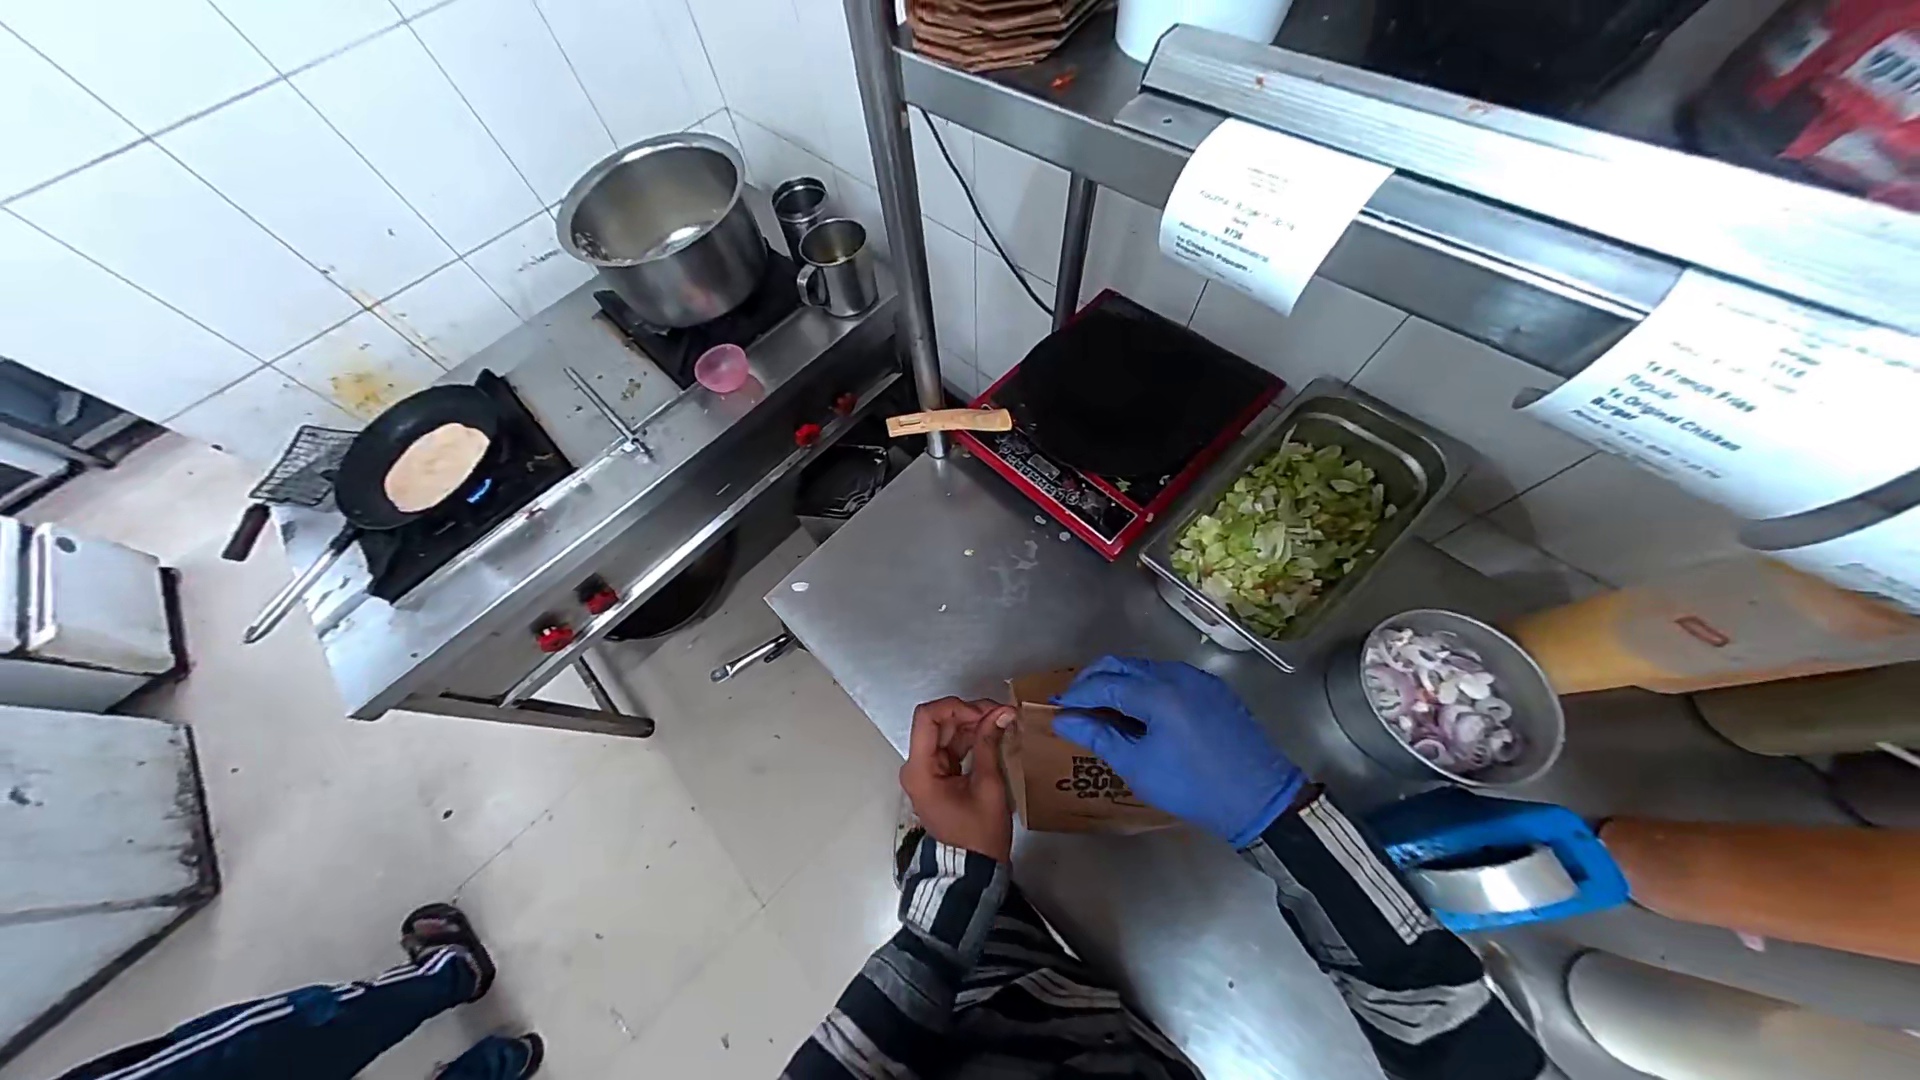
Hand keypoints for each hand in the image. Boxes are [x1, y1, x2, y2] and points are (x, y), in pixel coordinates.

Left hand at [900, 697, 1016, 862]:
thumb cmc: (979, 834)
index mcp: (920, 770)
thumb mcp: (988, 786)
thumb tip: (1002, 712)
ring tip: (1001, 720)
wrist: (974, 870)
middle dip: (969, 712)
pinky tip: (993, 733)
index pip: (927, 717)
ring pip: (946, 731)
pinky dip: (971, 736)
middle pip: (937, 722)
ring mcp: (927, 770)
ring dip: (972, 722)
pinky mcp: (939, 774)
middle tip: (1000, 713)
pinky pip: (951, 746)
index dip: (955, 707)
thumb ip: (989, 744)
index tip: (984, 712)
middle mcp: (917, 766)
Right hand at [1051, 656, 1304, 847]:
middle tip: (1074, 704)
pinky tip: (1139, 710)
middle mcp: (1175, 674)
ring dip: (1118, 682)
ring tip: (1103, 709)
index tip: (1057, 708)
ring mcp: (1196, 678)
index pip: (1103, 683)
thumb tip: (1062, 720)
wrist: (1261, 799)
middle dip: (1092, 680)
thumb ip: (1097, 736)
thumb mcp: (1137, 766)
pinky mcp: (1211, 687)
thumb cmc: (1192, 787)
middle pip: (1121, 665)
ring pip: (1143, 667)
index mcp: (1156, 692)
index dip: (1076, 695)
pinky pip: (1167, 675)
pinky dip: (1144, 686)